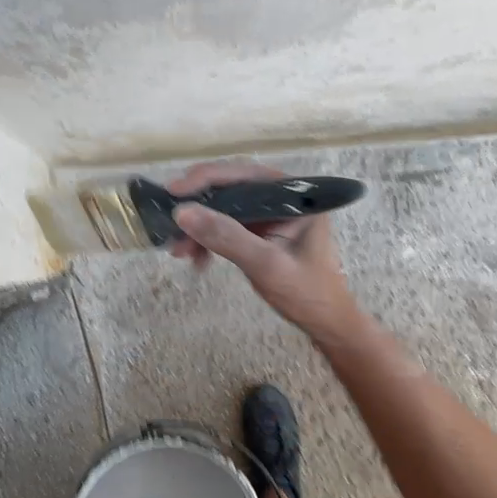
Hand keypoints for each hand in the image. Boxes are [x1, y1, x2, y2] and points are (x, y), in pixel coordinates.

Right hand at [166, 161, 360, 338]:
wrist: (327, 323)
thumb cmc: (306, 292)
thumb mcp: (264, 263)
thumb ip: (226, 236)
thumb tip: (182, 212)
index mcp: (294, 194)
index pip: (243, 174)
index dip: (205, 179)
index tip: (172, 191)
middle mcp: (282, 197)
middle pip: (230, 189)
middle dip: (198, 208)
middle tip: (169, 223)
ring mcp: (271, 215)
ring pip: (225, 210)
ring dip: (199, 228)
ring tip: (178, 252)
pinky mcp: (262, 232)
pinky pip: (228, 227)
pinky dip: (209, 241)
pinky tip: (197, 260)